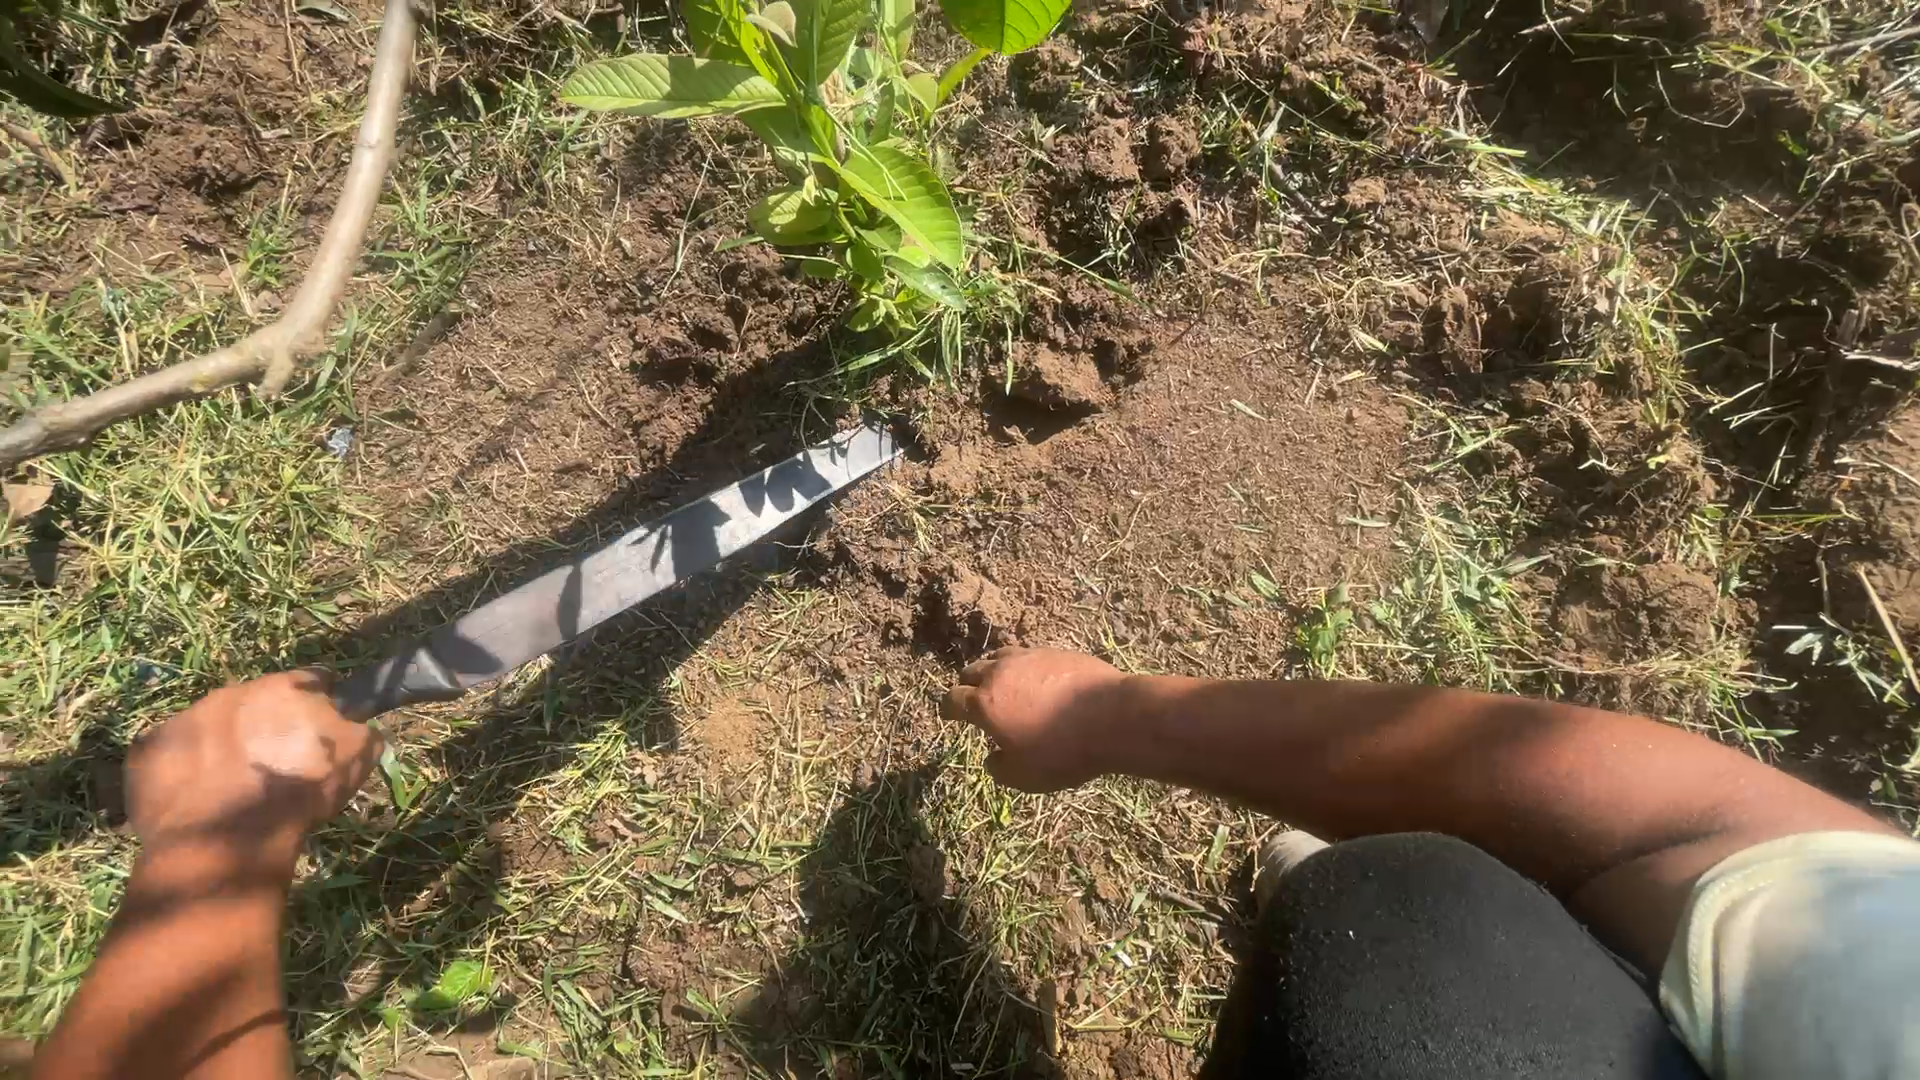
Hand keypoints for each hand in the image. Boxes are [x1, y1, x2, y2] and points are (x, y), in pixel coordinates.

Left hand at [126, 670, 382, 862]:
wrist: (228, 840)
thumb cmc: (300, 790)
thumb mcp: (360, 755)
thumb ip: (359, 727)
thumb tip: (351, 724)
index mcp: (286, 687)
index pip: (314, 678)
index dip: (324, 700)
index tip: (326, 723)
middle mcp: (233, 692)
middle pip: (260, 699)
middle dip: (272, 719)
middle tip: (282, 754)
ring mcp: (184, 720)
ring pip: (216, 722)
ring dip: (230, 739)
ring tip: (238, 777)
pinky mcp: (146, 751)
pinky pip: (177, 749)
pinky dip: (191, 763)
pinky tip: (203, 789)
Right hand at [941, 647, 1134, 791]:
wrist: (1112, 717)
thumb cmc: (1063, 752)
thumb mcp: (1025, 777)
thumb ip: (999, 768)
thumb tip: (992, 757)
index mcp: (985, 703)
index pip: (952, 699)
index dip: (948, 709)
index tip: (950, 715)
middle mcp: (1000, 673)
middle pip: (971, 671)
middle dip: (968, 686)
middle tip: (976, 701)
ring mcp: (1028, 657)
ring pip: (998, 656)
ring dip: (994, 671)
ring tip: (1003, 686)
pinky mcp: (1054, 651)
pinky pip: (1027, 655)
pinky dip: (1022, 667)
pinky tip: (1035, 681)